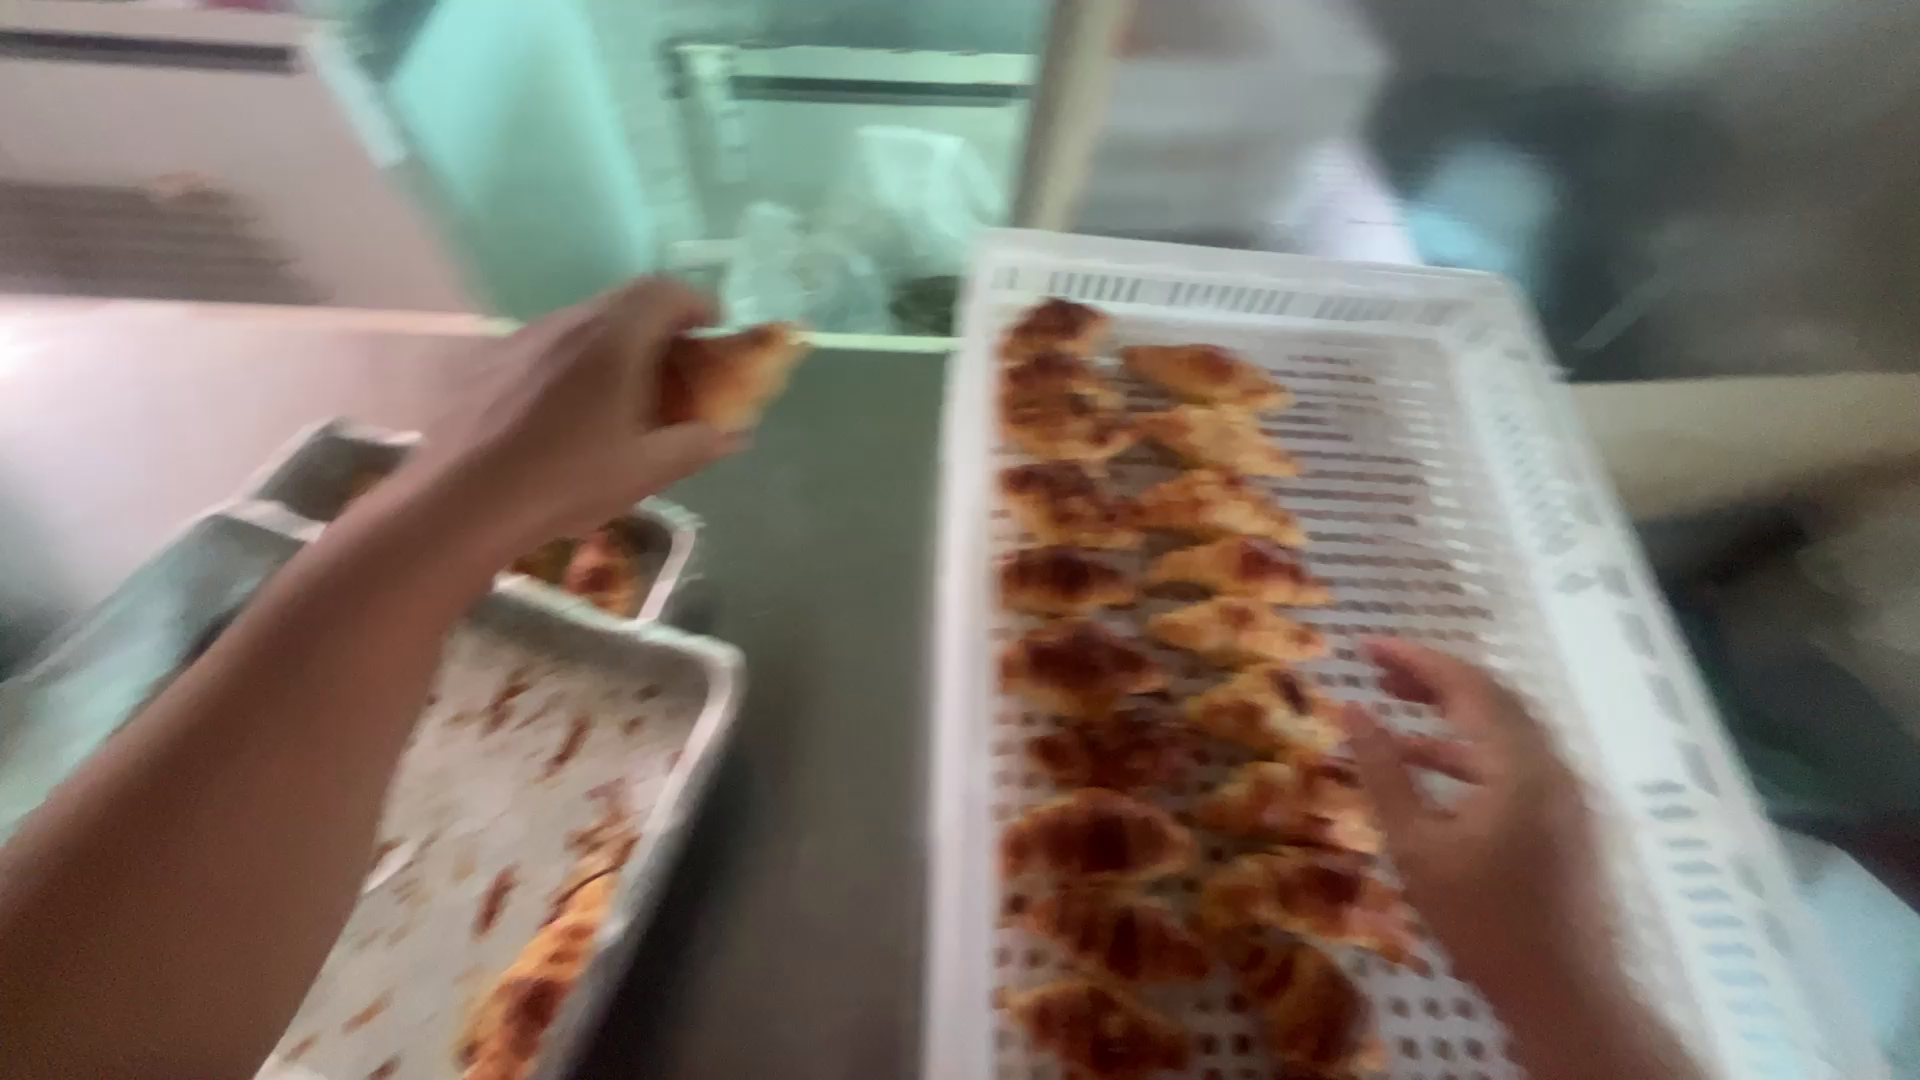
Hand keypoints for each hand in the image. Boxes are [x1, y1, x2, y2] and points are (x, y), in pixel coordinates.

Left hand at [375, 279, 736, 561]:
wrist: (460, 503)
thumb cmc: (567, 481)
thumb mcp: (649, 471)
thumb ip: (698, 445)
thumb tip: (731, 434)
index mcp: (611, 340)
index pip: (664, 291)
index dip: (697, 303)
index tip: (715, 330)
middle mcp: (565, 324)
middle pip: (624, 303)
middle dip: (661, 327)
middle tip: (678, 369)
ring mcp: (520, 339)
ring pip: (583, 324)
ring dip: (617, 345)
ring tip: (625, 395)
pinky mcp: (488, 361)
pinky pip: (548, 346)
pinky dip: (577, 362)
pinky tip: (569, 412)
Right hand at [1341, 639, 1614, 998]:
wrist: (1566, 996)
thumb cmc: (1482, 919)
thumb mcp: (1415, 842)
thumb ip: (1383, 770)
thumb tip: (1350, 710)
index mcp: (1520, 767)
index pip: (1467, 686)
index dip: (1413, 658)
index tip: (1364, 645)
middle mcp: (1552, 768)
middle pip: (1490, 698)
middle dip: (1430, 676)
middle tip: (1375, 669)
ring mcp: (1564, 794)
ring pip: (1501, 728)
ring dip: (1446, 710)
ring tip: (1392, 703)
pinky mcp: (1563, 818)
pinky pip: (1509, 759)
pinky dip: (1464, 747)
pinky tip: (1424, 763)